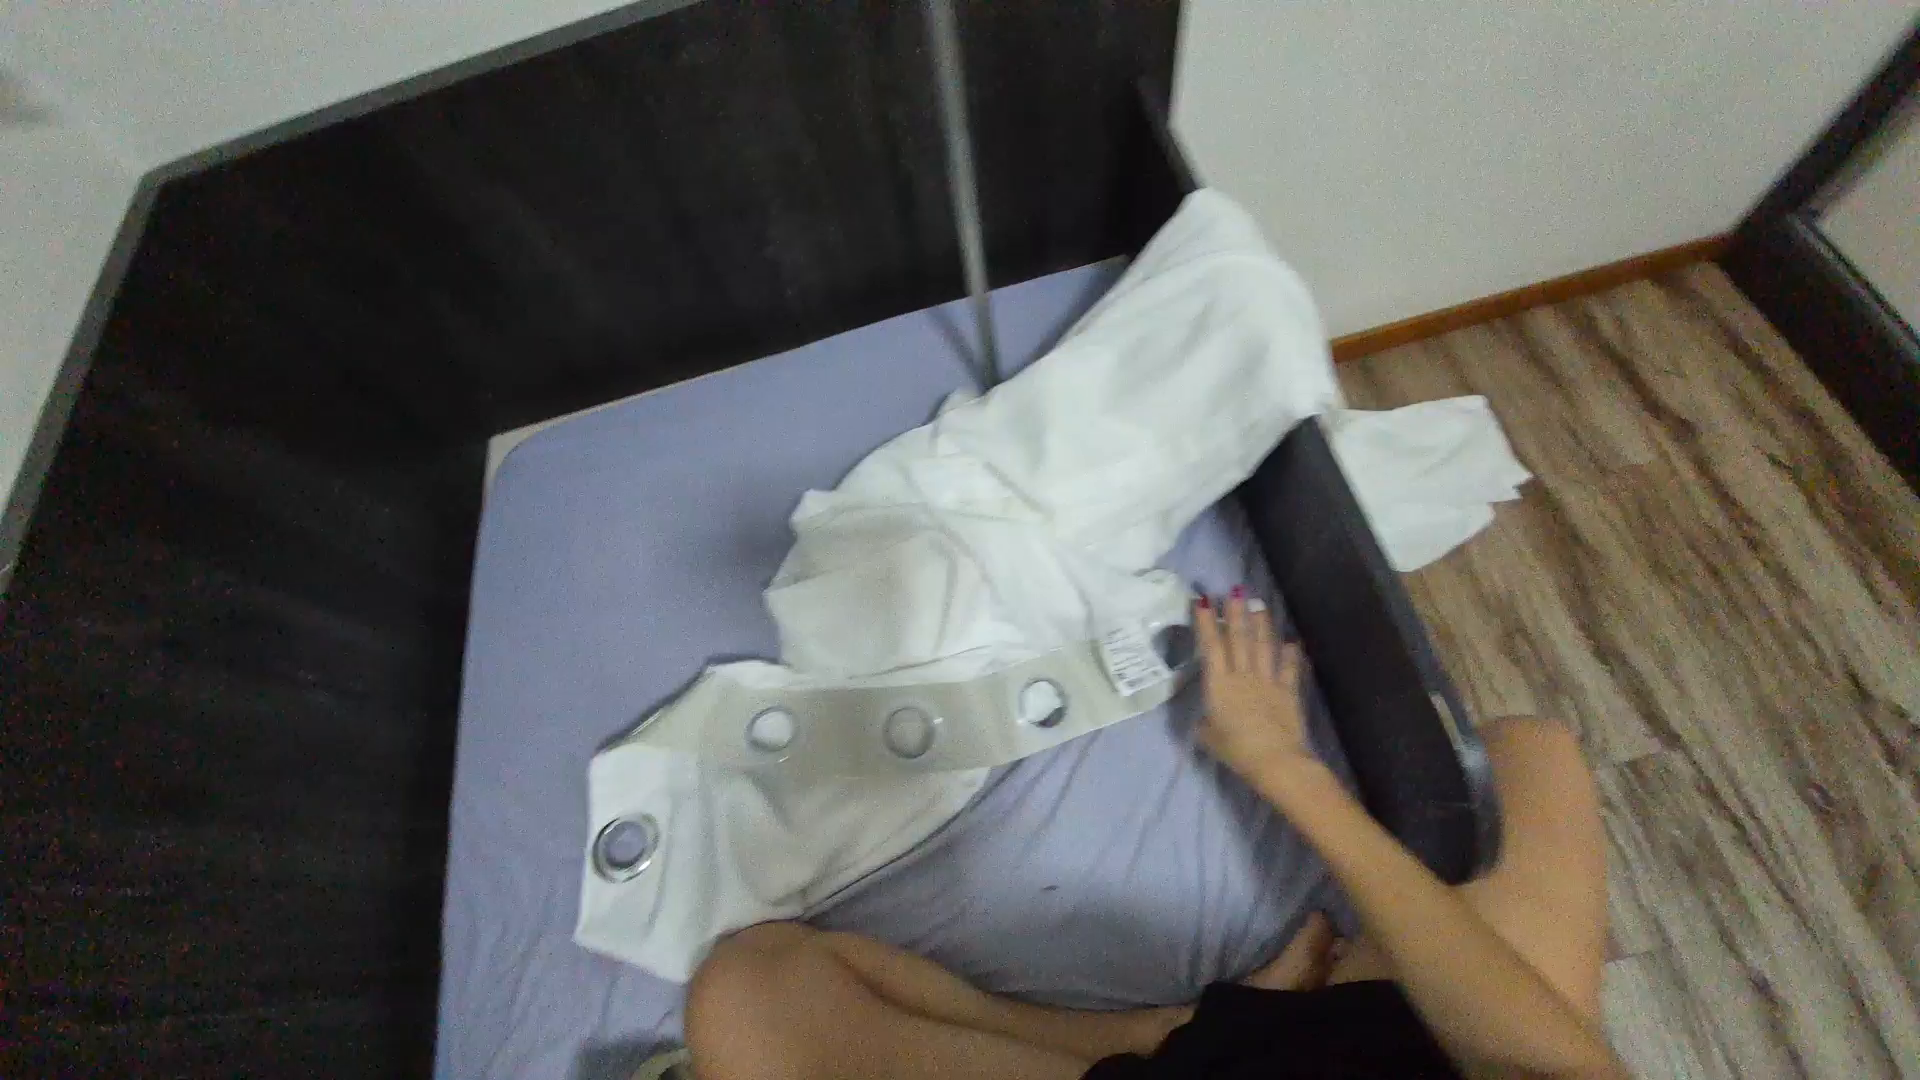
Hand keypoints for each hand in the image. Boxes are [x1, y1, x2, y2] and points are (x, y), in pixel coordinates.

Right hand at [1192, 589, 1317, 783]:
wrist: (1276, 761)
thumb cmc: (1235, 749)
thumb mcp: (1207, 736)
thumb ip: (1205, 721)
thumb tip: (1207, 716)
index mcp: (1219, 684)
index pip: (1211, 646)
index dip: (1206, 622)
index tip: (1203, 601)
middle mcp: (1243, 675)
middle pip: (1239, 638)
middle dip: (1235, 613)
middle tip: (1235, 591)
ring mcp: (1268, 682)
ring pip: (1263, 647)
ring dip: (1261, 625)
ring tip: (1259, 605)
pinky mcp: (1288, 693)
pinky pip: (1289, 669)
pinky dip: (1291, 655)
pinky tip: (1291, 642)